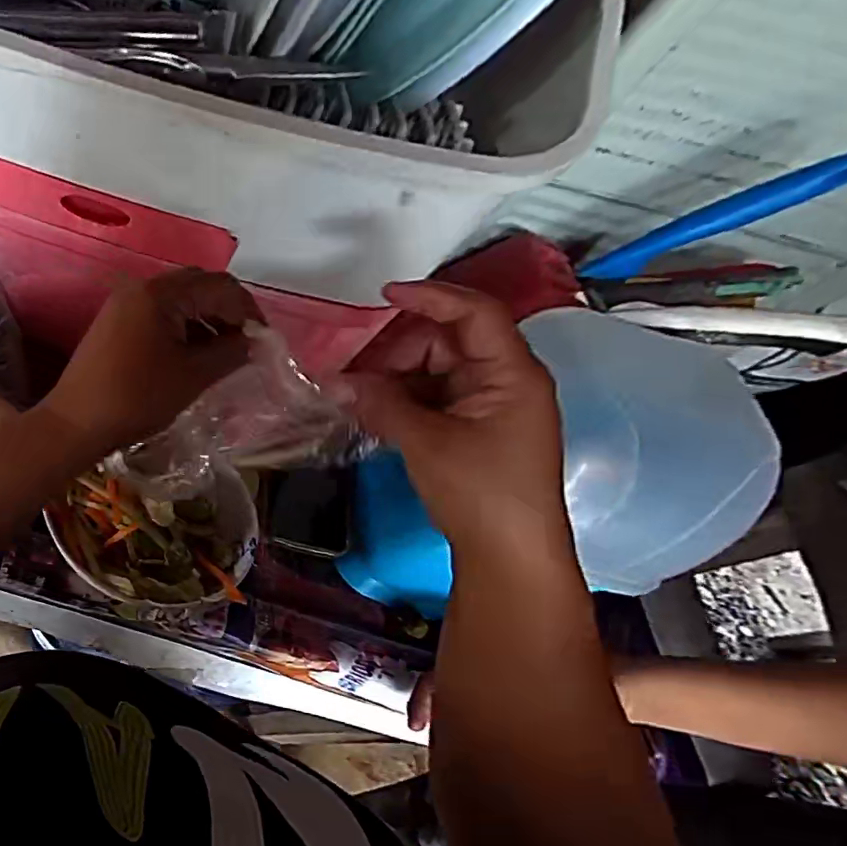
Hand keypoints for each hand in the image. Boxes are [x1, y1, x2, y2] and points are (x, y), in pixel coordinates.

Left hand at [41, 268, 261, 454]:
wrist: (75, 423)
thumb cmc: (136, 398)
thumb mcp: (192, 376)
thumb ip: (229, 352)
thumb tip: (250, 341)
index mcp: (160, 293)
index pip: (219, 287)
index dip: (247, 311)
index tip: (263, 339)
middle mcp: (139, 289)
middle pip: (196, 287)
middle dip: (225, 311)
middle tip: (243, 343)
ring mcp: (121, 305)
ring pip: (175, 301)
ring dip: (202, 320)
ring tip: (219, 354)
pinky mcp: (111, 324)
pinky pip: (155, 315)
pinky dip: (178, 328)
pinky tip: (189, 355)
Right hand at [342, 281, 565, 552]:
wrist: (508, 550)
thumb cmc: (480, 491)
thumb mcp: (425, 442)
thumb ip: (380, 404)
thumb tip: (336, 383)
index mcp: (510, 373)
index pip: (474, 314)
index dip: (431, 297)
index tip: (384, 295)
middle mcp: (503, 379)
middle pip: (445, 342)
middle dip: (396, 351)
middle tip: (352, 374)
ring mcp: (487, 404)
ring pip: (432, 370)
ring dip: (392, 379)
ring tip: (354, 397)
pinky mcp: (471, 426)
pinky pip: (430, 397)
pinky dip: (399, 399)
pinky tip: (370, 411)